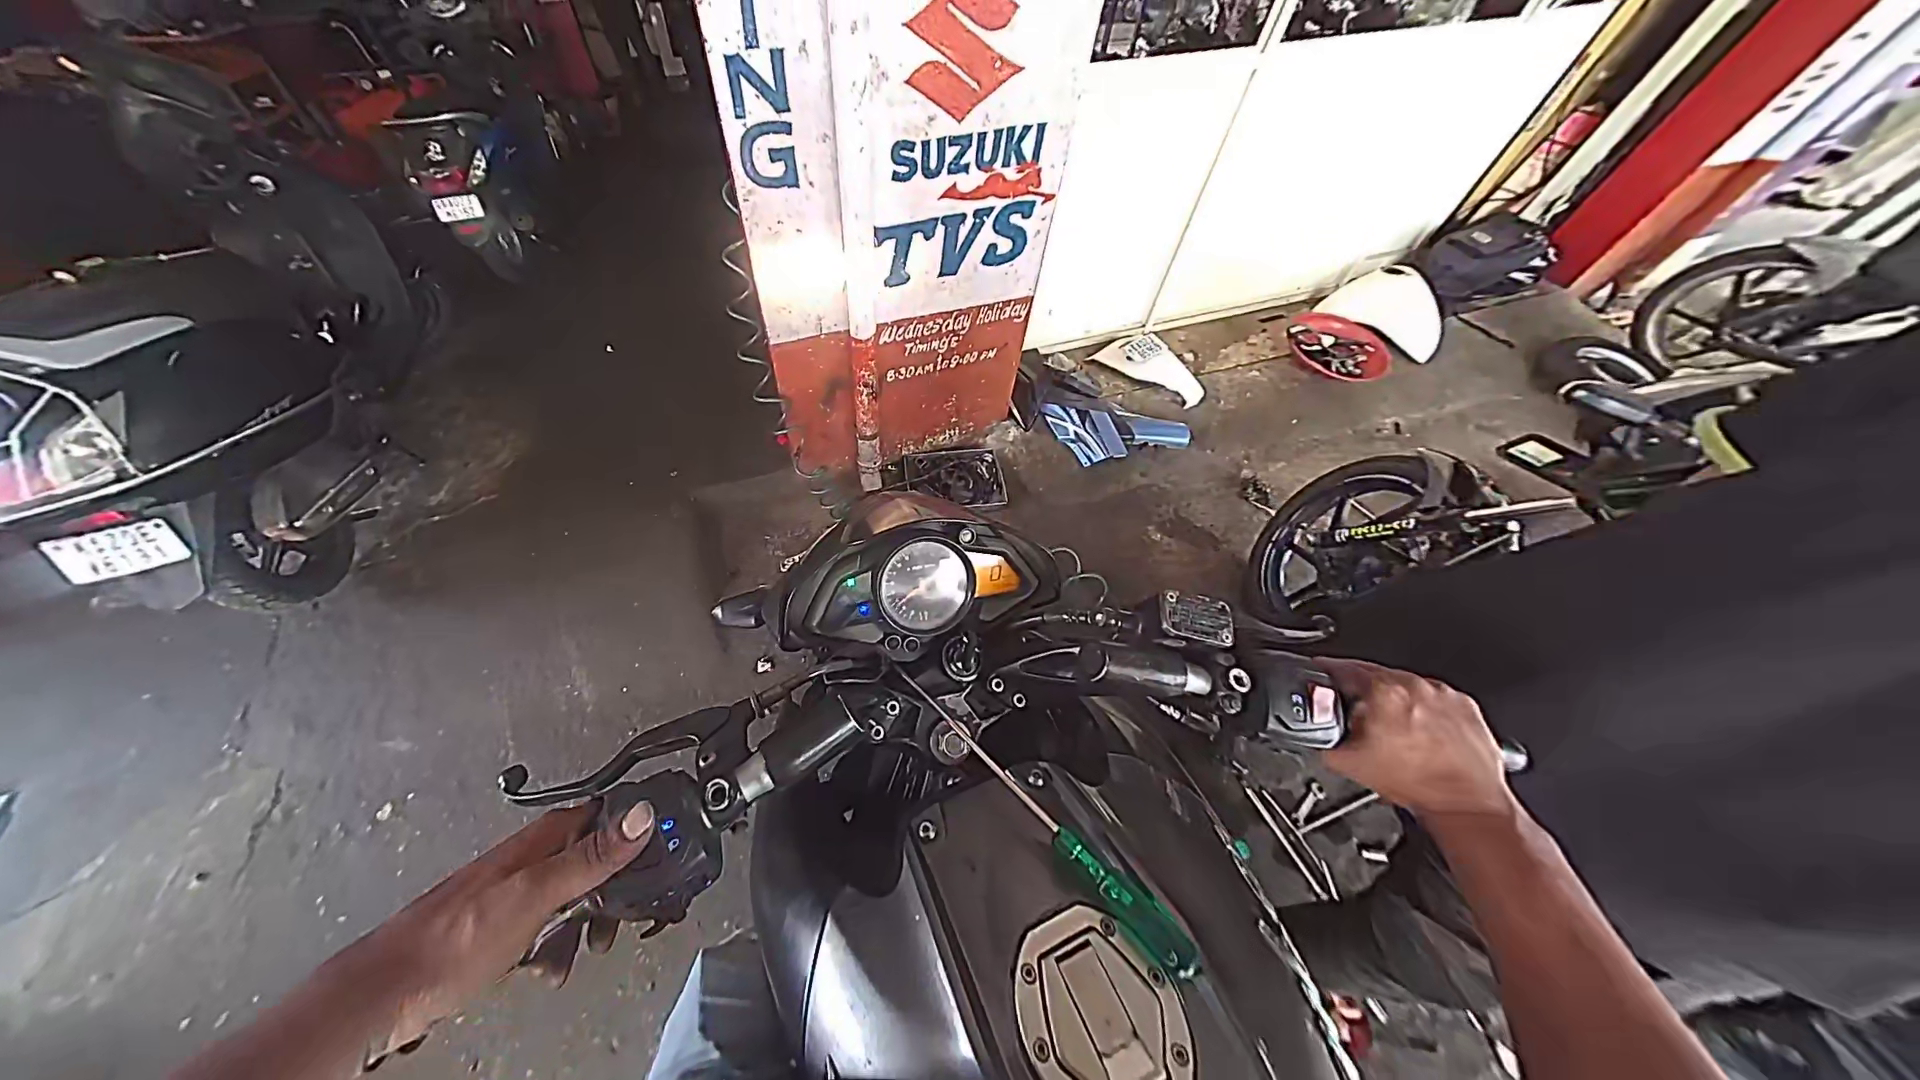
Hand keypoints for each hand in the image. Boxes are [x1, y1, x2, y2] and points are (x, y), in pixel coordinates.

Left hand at [355, 799, 655, 1062]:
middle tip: (614, 914)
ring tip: (575, 948)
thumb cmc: (446, 946)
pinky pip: (549, 926)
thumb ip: (592, 854)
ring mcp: (516, 891)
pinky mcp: (502, 924)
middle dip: (611, 889)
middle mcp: (531, 858)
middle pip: (595, 857)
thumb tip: (641, 815)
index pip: (606, 813)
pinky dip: (556, 945)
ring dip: (583, 924)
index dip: (635, 828)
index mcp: (543, 839)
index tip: (654, 848)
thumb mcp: (535, 894)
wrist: (378, 1000)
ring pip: (574, 895)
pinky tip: (545, 962)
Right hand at [1316, 658, 1514, 820]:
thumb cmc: (1418, 784)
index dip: (1325, 670)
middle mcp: (1414, 686)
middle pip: (1373, 673)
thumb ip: (1322, 736)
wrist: (1466, 804)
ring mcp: (1442, 694)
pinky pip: (1431, 696)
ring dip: (1391, 697)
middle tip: (1354, 710)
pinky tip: (1417, 731)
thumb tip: (1312, 726)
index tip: (1322, 672)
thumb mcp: (1349, 762)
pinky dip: (1420, 707)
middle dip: (1359, 688)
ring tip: (1390, 727)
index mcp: (1383, 692)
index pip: (1343, 667)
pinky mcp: (1463, 704)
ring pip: (1403, 684)